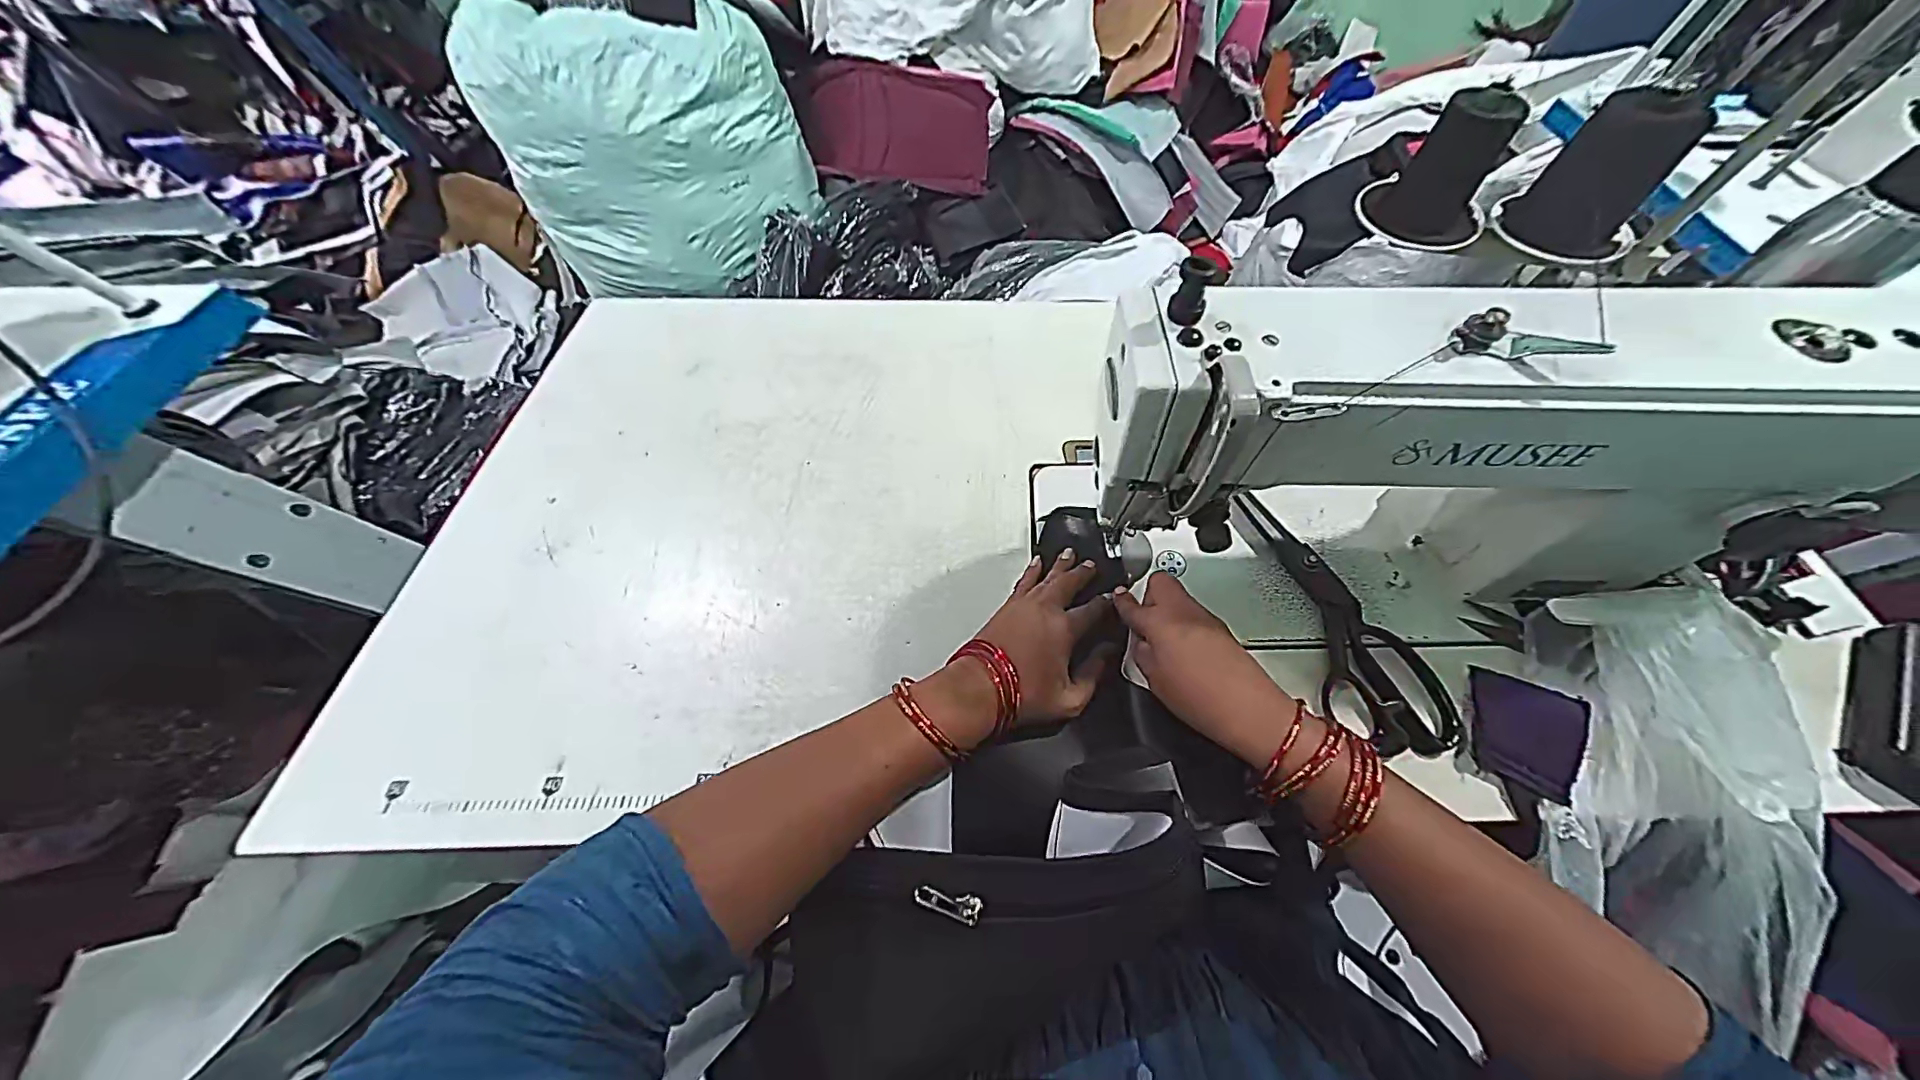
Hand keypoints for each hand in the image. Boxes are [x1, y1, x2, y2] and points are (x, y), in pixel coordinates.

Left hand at [968, 548, 1119, 725]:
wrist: (980, 687)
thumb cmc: (1019, 693)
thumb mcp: (1070, 698)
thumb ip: (1093, 675)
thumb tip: (1105, 658)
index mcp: (1065, 629)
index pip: (1094, 609)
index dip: (1107, 604)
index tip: (1113, 600)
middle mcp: (1045, 610)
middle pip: (1071, 582)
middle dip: (1085, 573)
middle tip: (1093, 567)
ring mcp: (1025, 605)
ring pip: (1048, 575)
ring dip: (1061, 564)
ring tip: (1069, 554)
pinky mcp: (1007, 607)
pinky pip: (1025, 580)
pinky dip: (1033, 569)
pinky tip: (1036, 564)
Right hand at [1112, 572, 1296, 760]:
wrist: (1247, 709)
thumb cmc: (1203, 699)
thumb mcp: (1155, 680)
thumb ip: (1141, 654)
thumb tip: (1139, 643)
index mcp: (1160, 622)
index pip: (1132, 603)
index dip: (1121, 602)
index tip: (1118, 600)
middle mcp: (1184, 612)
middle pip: (1160, 581)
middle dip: (1148, 593)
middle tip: (1142, 615)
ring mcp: (1205, 618)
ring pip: (1179, 597)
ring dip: (1167, 610)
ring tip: (1163, 639)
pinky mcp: (1221, 628)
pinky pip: (1194, 615)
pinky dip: (1184, 624)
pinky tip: (1183, 648)